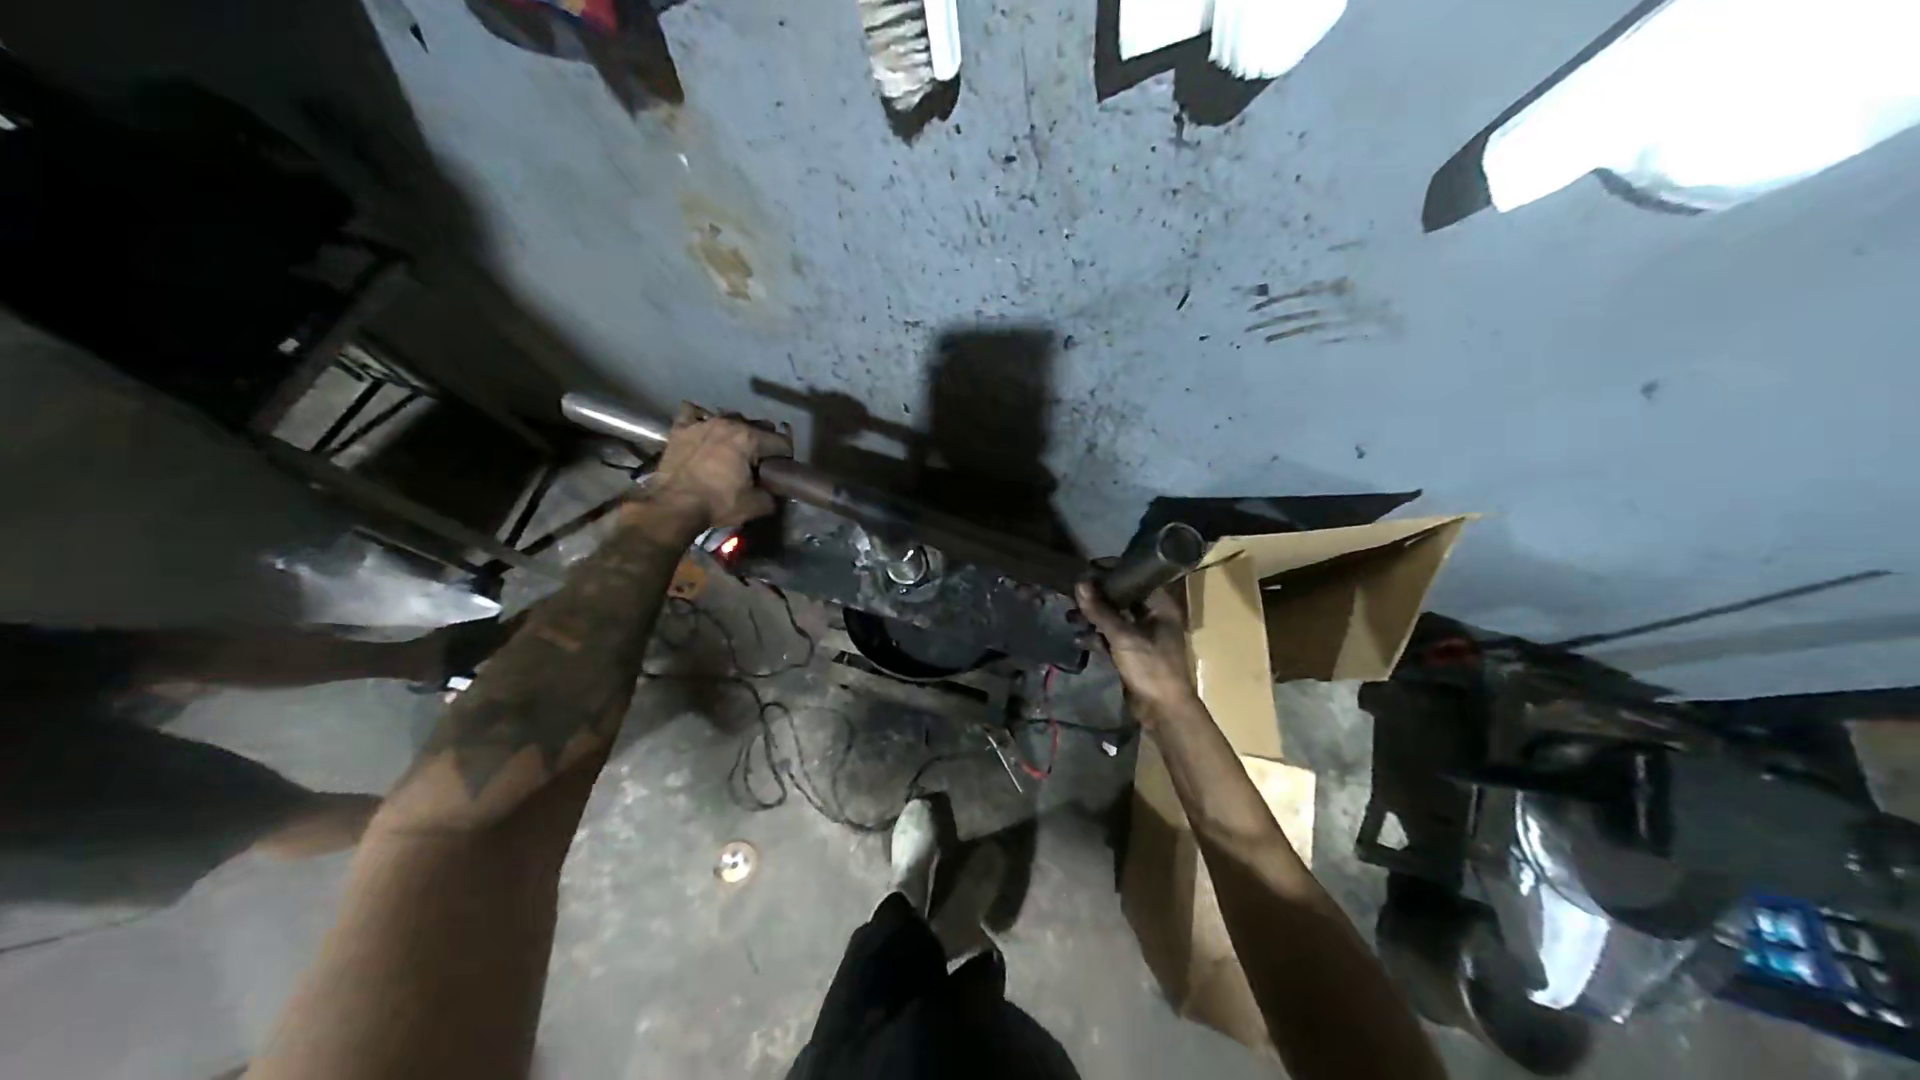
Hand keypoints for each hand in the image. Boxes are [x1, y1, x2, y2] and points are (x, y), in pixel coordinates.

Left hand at [646, 403, 792, 526]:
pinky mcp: (681, 429)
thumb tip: (774, 490)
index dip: (785, 458)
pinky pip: (693, 414)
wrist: (673, 506)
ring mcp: (703, 423)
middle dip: (762, 442)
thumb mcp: (756, 505)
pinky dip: (701, 420)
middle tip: (758, 463)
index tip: (780, 470)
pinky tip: (703, 430)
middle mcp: (729, 423)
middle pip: (758, 426)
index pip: (781, 442)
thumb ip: (773, 494)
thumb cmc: (717, 503)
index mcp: (750, 438)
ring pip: (729, 418)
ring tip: (732, 448)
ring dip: (736, 430)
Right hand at [1074, 581, 1200, 722]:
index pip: (1136, 579)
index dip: (1112, 572)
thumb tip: (1080, 583)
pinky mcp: (1133, 654)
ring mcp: (1143, 636)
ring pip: (1115, 619)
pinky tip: (1080, 639)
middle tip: (1073, 596)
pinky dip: (1098, 637)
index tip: (1087, 570)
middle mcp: (1153, 617)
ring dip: (1094, 619)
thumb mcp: (1123, 637)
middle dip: (1097, 598)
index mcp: (1161, 607)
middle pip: (1122, 599)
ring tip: (1071, 619)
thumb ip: (1101, 610)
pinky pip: (1112, 638)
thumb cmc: (1151, 668)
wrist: (1163, 711)